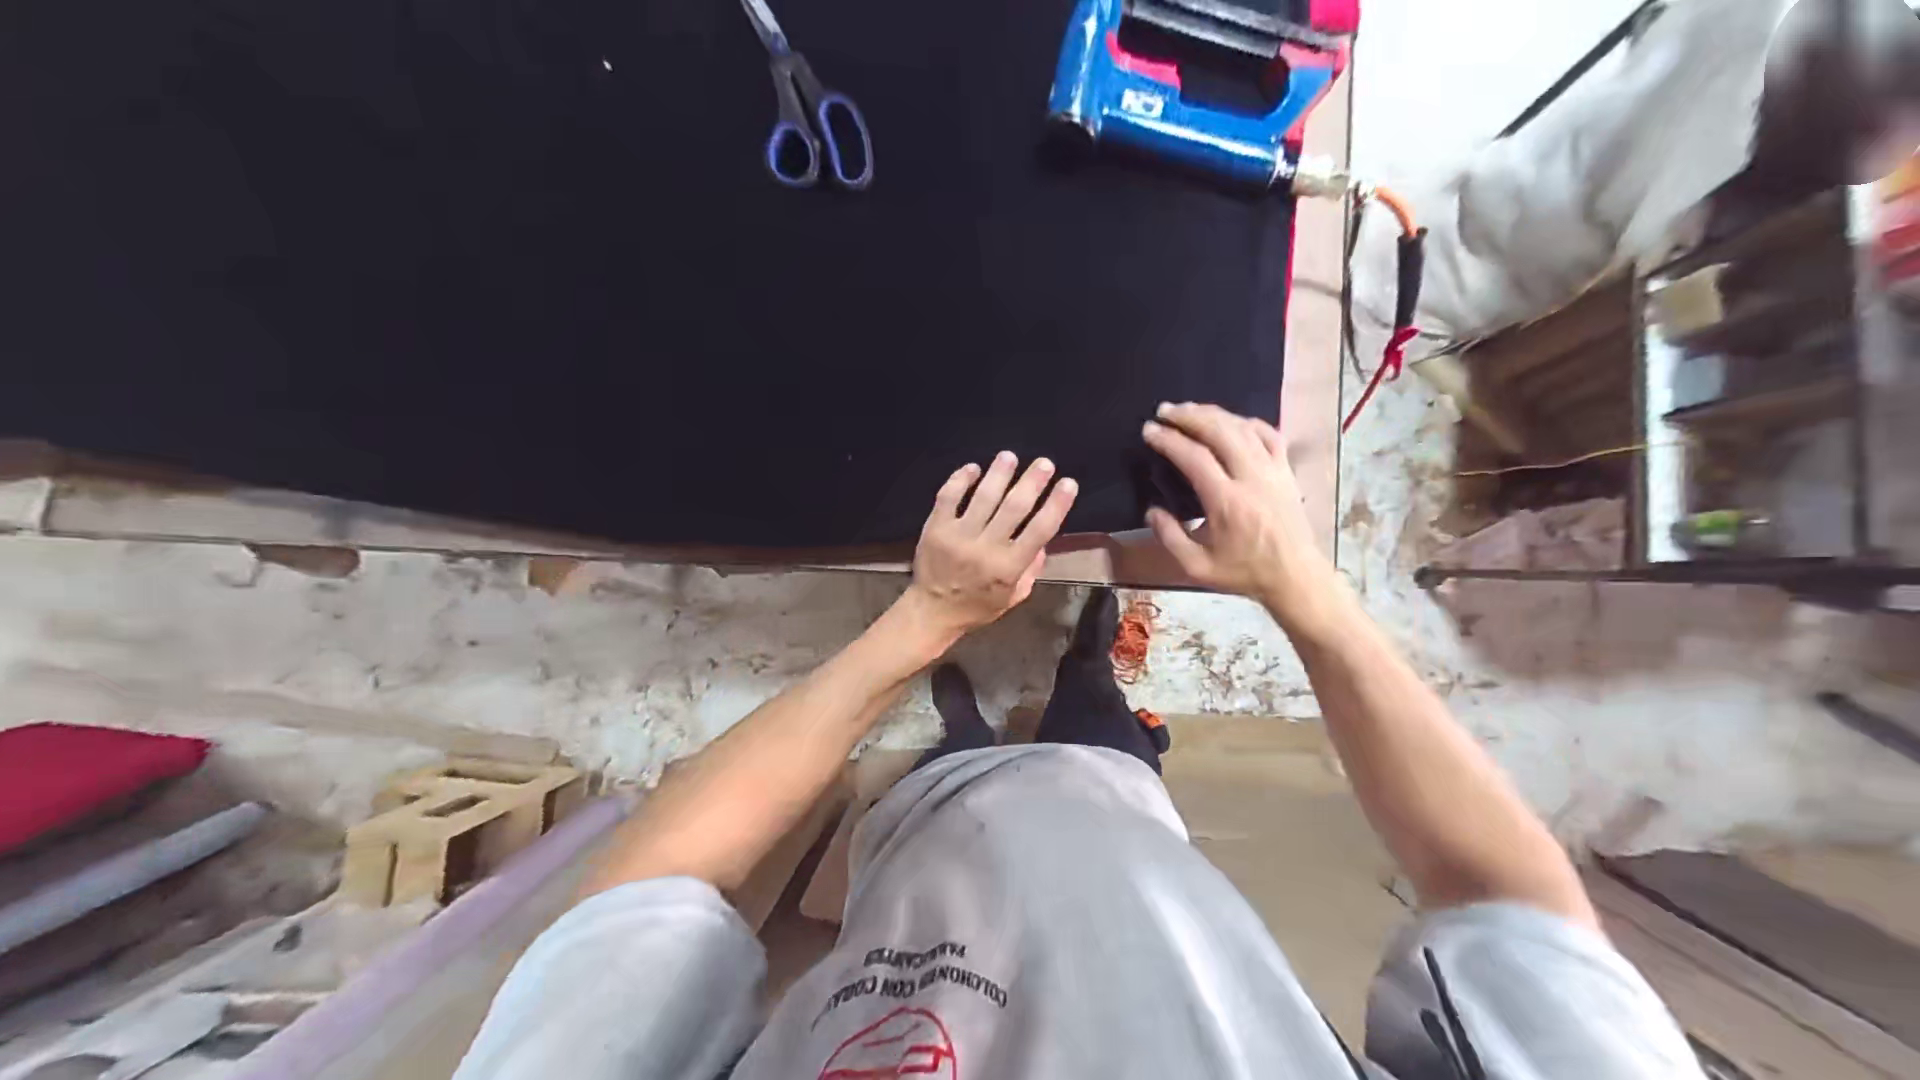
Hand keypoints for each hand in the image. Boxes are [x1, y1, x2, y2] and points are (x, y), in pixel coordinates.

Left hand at [903, 451, 1077, 638]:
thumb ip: (1031, 570)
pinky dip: (960, 479)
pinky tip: (973, 468)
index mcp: (1008, 568)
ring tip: (1009, 456)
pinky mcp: (935, 528)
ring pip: (982, 497)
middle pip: (1014, 507)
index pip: (1039, 530)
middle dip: (1032, 481)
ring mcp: (958, 536)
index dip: (1056, 504)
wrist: (932, 611)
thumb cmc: (977, 606)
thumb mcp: (1013, 597)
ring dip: (999, 473)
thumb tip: (1043, 542)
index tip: (1068, 484)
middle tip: (1044, 463)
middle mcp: (985, 549)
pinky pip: (948, 497)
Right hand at [1141, 402, 1342, 624]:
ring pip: (1243, 428)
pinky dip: (1246, 422)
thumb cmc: (1243, 572)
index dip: (1169, 440)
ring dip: (1214, 414)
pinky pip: (1269, 434)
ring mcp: (1273, 471)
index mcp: (1227, 501)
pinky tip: (1230, 421)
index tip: (1149, 431)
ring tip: (1189, 409)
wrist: (1294, 577)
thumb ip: (1169, 536)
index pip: (1194, 457)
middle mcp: (1251, 478)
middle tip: (1164, 411)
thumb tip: (1151, 509)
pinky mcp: (1286, 471)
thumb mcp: (1196, 566)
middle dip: (1189, 416)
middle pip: (1220, 431)